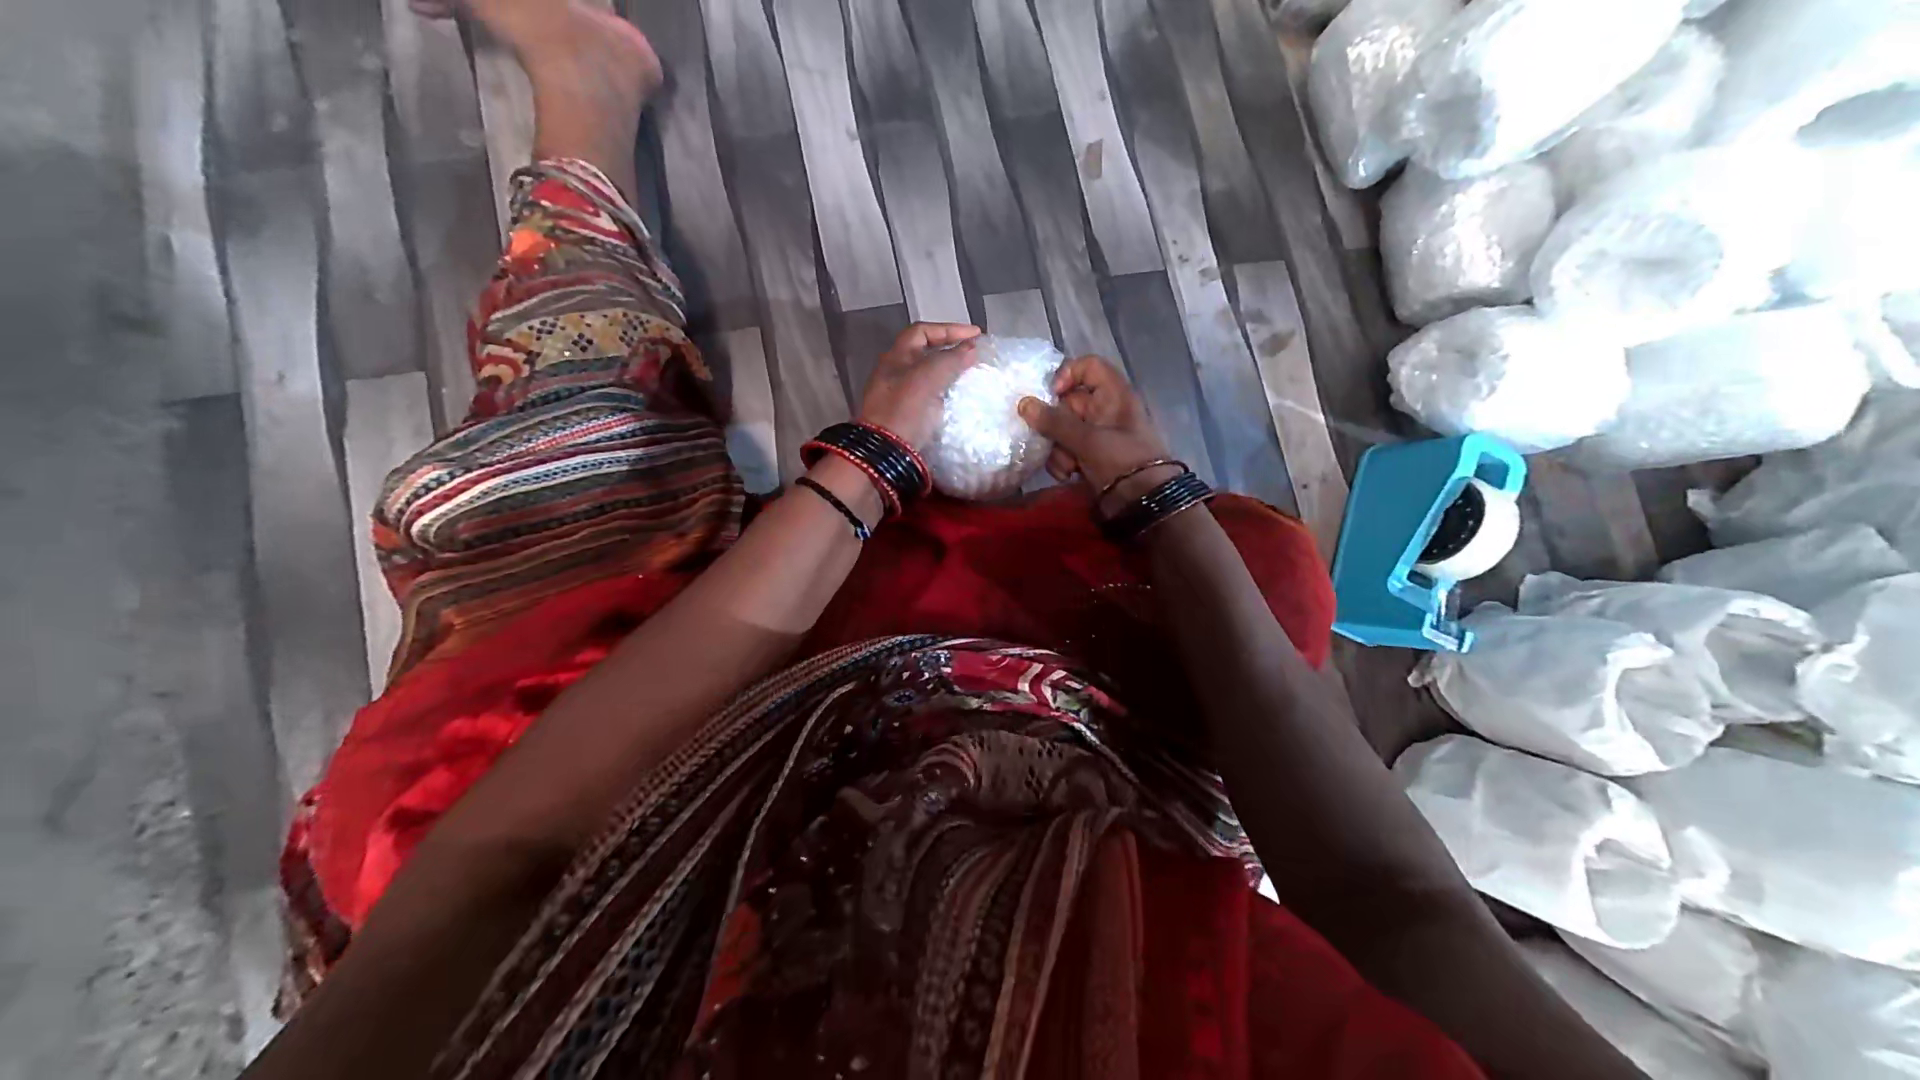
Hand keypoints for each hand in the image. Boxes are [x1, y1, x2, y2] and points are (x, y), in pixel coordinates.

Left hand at [856, 322, 982, 448]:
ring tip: (971, 375)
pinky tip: (959, 399)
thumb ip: (950, 360)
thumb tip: (971, 348)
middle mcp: (895, 373)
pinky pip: (929, 396)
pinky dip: (946, 392)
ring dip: (949, 372)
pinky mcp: (906, 416)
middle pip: (924, 352)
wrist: (885, 452)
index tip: (976, 335)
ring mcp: (899, 396)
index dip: (949, 329)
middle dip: (950, 350)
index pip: (922, 332)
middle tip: (974, 354)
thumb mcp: (927, 379)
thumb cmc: (904, 410)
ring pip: (927, 375)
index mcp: (895, 358)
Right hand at [1017, 355, 1178, 510]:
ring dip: (1058, 449)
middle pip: (1067, 402)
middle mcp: (1104, 410)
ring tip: (1067, 465)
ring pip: (1062, 430)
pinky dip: (1063, 462)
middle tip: (1051, 439)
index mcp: (1113, 395)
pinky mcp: (1088, 456)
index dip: (1067, 374)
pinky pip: (1066, 450)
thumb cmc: (1121, 461)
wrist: (1142, 501)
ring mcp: (1096, 434)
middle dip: (1056, 425)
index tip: (1052, 394)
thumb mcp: (1087, 440)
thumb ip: (1054, 422)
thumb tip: (1024, 404)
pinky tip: (1068, 475)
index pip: (1088, 366)